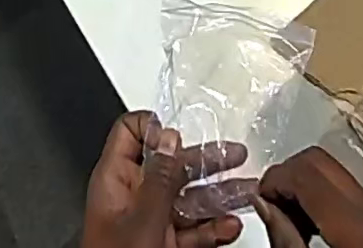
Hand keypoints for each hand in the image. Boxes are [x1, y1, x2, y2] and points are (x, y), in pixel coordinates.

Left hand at [82, 111, 251, 247]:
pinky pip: (190, 230)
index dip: (155, 126)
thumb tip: (169, 137)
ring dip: (218, 194)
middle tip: (235, 154)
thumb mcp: (143, 219)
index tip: (183, 129)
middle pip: (169, 165)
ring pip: (186, 198)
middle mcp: (132, 197)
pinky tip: (231, 225)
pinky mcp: (162, 247)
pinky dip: (212, 228)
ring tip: (246, 189)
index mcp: (115, 180)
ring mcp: (149, 223)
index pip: (130, 133)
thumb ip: (160, 178)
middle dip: (205, 160)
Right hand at [254, 147, 362, 247]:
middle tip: (271, 207)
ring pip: (330, 170)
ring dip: (303, 184)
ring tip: (289, 221)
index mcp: (356, 224)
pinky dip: (320, 195)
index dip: (273, 181)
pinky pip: (343, 188)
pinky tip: (311, 227)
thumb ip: (285, 239)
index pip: (303, 172)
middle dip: (287, 176)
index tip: (257, 202)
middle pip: (316, 162)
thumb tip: (261, 201)